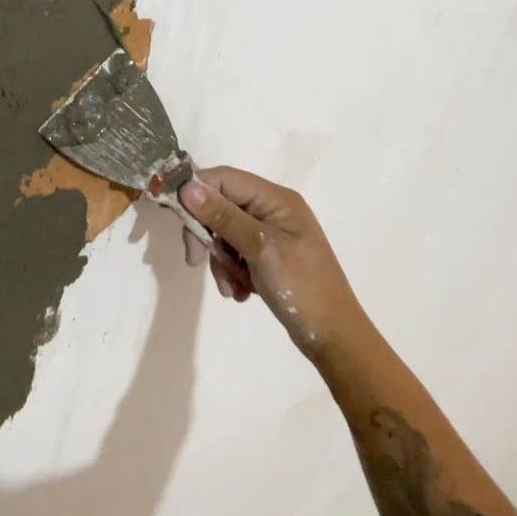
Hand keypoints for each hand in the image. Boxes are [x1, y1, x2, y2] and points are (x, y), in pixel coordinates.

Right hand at [179, 166, 370, 356]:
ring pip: (224, 233)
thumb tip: (187, 187)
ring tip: (233, 288)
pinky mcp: (268, 255)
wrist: (334, 336)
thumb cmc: (302, 287)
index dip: (197, 195)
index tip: (181, 223)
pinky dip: (231, 272)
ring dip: (220, 261)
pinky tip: (240, 292)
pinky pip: (235, 253)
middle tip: (196, 262)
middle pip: (220, 206)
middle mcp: (272, 209)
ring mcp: (271, 233)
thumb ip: (223, 216)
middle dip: (208, 236)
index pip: (223, 179)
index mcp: (276, 199)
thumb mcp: (260, 249)